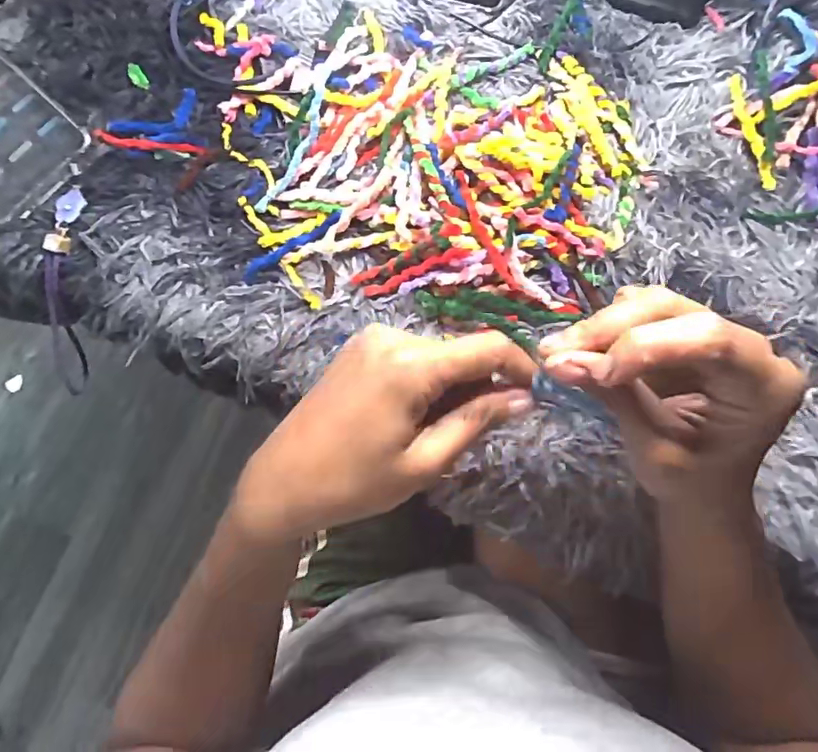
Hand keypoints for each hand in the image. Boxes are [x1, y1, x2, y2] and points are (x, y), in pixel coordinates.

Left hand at [228, 327, 535, 544]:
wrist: (280, 481)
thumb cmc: (352, 483)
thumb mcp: (422, 464)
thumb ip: (476, 423)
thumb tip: (523, 398)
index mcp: (409, 363)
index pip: (487, 345)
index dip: (520, 366)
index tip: (537, 395)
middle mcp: (393, 335)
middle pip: (461, 349)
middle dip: (483, 382)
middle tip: (484, 428)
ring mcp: (373, 336)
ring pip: (438, 352)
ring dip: (455, 383)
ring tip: (441, 429)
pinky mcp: (361, 345)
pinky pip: (413, 353)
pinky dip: (429, 377)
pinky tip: (416, 413)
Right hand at [539, 286, 805, 507]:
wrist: (704, 495)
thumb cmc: (692, 484)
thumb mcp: (653, 449)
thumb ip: (613, 397)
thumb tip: (556, 361)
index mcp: (766, 382)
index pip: (711, 339)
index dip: (648, 345)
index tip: (597, 372)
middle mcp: (749, 346)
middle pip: (674, 310)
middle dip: (611, 329)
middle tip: (556, 351)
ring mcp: (716, 333)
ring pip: (652, 304)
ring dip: (601, 326)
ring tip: (558, 351)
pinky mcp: (685, 331)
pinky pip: (641, 313)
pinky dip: (605, 329)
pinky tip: (579, 348)